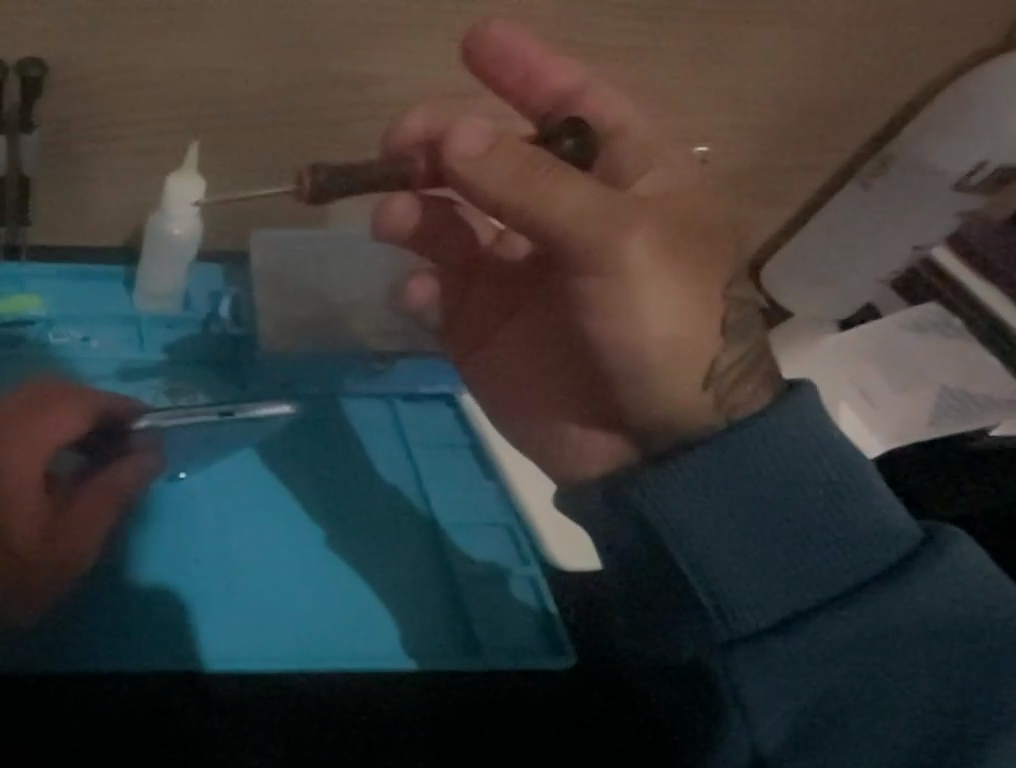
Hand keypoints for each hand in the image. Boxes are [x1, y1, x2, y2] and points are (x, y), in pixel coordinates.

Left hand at [0, 378, 163, 625]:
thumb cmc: (8, 578)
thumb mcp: (74, 541)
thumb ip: (115, 488)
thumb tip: (151, 452)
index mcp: (11, 438)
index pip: (75, 400)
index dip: (116, 408)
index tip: (147, 425)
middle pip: (44, 391)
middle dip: (87, 408)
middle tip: (119, 440)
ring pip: (15, 402)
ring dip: (55, 417)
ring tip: (85, 453)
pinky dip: (25, 428)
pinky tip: (41, 462)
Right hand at [371, 18, 782, 485]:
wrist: (647, 442)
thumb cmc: (660, 323)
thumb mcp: (608, 238)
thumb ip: (524, 185)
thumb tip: (445, 133)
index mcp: (621, 175)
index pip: (570, 103)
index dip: (523, 70)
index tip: (471, 41)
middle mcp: (559, 215)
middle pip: (488, 160)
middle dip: (441, 144)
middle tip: (396, 144)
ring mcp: (512, 274)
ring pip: (448, 223)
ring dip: (416, 212)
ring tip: (392, 219)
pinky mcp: (475, 327)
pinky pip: (434, 289)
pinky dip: (418, 286)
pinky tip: (419, 297)